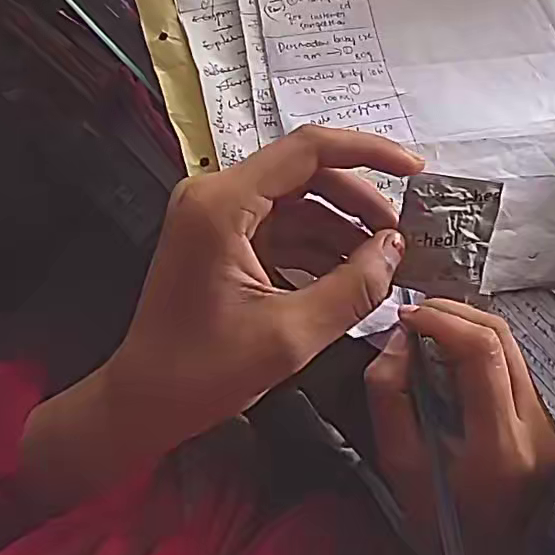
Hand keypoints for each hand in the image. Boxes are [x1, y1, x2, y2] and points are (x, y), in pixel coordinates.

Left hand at [15, 128, 422, 517]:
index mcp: (223, 203)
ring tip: (383, 258)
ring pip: (298, 199)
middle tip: (400, 235)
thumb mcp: (289, 336)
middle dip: (358, 201)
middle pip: (306, 173)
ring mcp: (218, 212)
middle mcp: (217, 192)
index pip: (307, 149)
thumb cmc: (201, 375)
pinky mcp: (224, 234)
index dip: (367, 151)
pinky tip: (351, 269)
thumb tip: (395, 249)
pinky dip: (318, 243)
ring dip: (342, 224)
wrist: (139, 405)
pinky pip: (283, 224)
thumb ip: (353, 288)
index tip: (414, 168)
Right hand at [367, 300, 554, 554]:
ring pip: (511, 345)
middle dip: (453, 313)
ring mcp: (548, 427)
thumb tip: (396, 342)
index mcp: (501, 448)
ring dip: (466, 327)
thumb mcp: (398, 466)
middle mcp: (536, 432)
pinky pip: (513, 366)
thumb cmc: (446, 532)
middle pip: (501, 336)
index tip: (410, 316)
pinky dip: (479, 349)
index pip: (482, 350)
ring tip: (430, 332)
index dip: (441, 319)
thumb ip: (389, 395)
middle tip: (418, 315)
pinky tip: (451, 361)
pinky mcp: (546, 424)